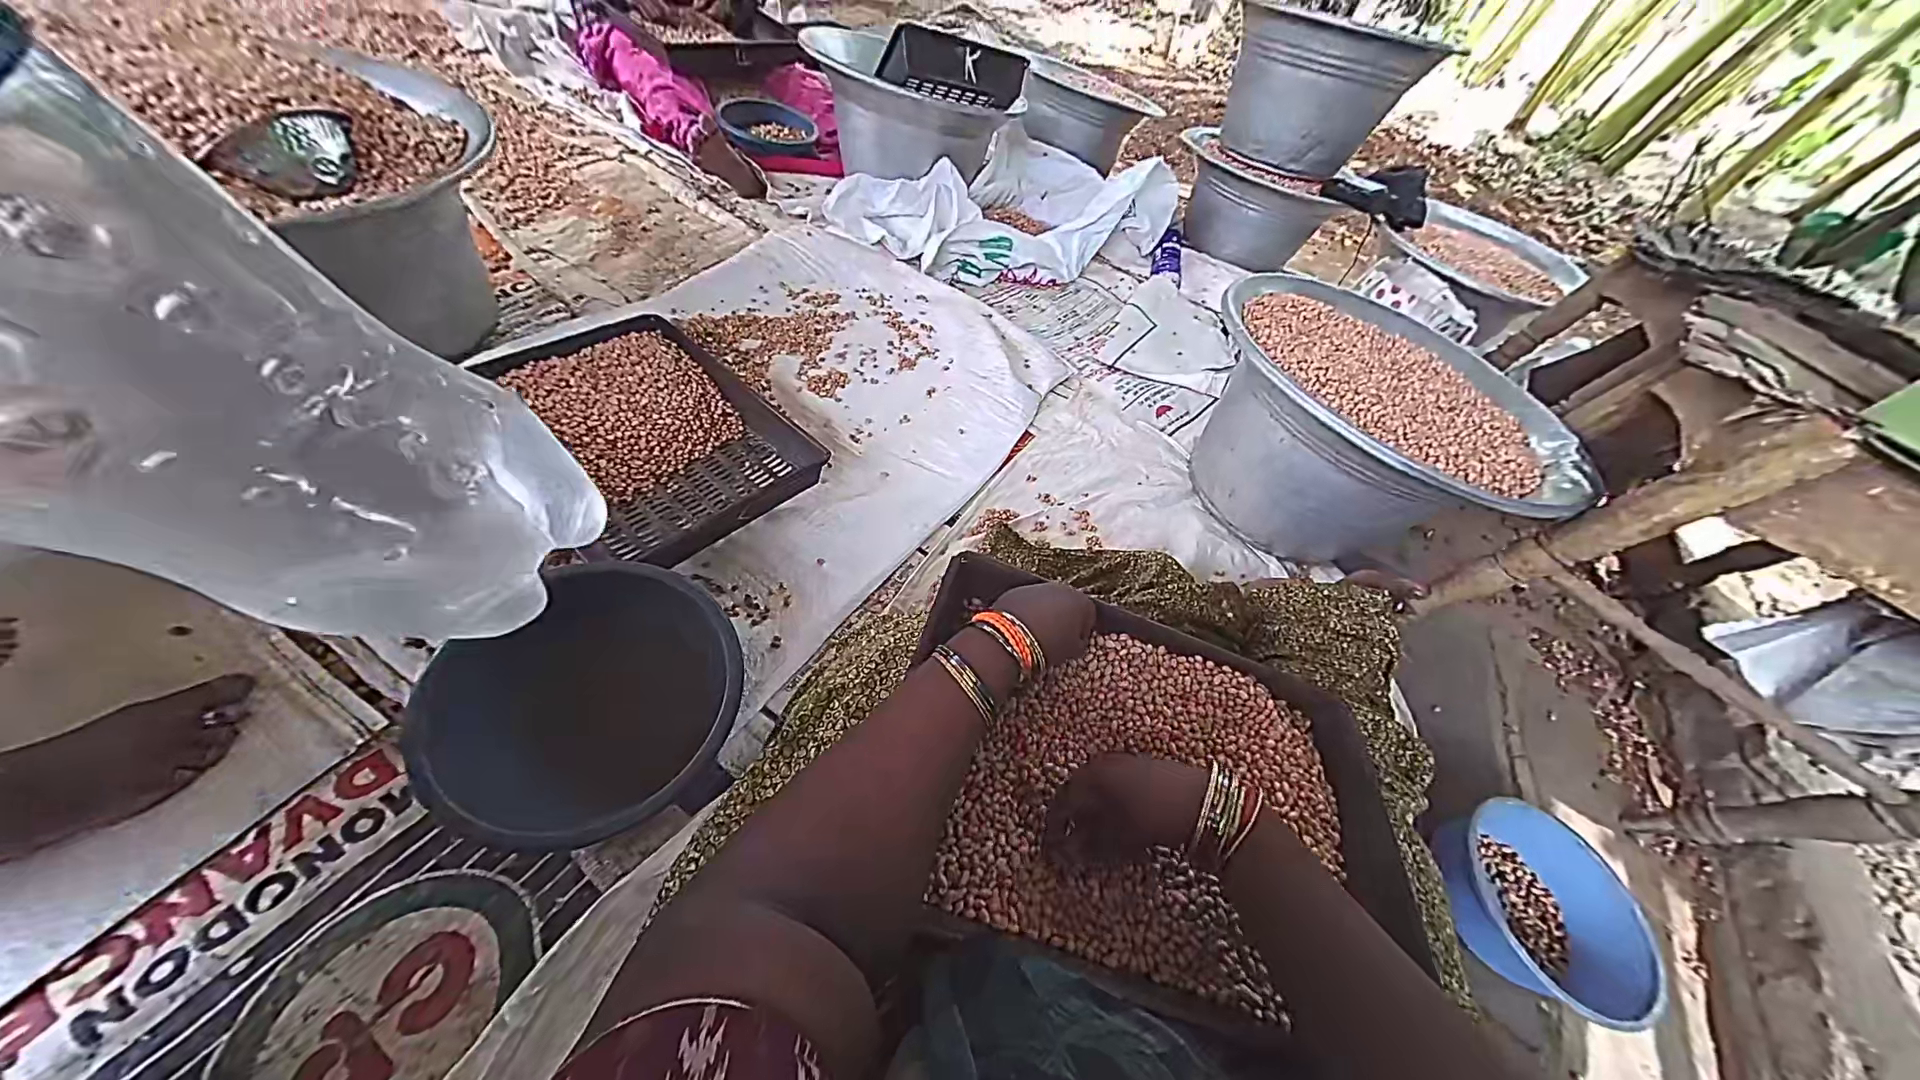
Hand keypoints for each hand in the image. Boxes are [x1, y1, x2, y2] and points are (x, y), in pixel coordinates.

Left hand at [991, 581, 1094, 667]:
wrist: (1013, 635)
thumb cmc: (1050, 645)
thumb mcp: (1073, 651)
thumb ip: (1080, 643)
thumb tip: (1076, 640)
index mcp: (1082, 602)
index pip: (1088, 616)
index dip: (1082, 632)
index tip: (1074, 644)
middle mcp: (1062, 589)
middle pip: (1067, 604)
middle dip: (1063, 618)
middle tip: (1055, 638)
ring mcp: (1039, 587)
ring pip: (1046, 601)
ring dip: (1044, 613)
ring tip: (1037, 633)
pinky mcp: (1018, 590)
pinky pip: (1028, 602)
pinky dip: (1027, 612)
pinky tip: (1022, 627)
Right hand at [1044, 754, 1206, 864]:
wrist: (1200, 801)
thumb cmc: (1152, 820)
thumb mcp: (1117, 839)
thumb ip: (1088, 845)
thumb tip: (1065, 855)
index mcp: (1089, 779)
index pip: (1061, 802)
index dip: (1054, 825)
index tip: (1052, 844)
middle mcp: (1101, 764)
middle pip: (1076, 788)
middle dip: (1070, 812)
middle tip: (1068, 834)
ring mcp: (1122, 761)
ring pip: (1094, 783)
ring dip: (1088, 804)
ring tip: (1091, 826)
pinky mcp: (1141, 764)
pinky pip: (1112, 779)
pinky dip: (1106, 797)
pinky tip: (1115, 813)